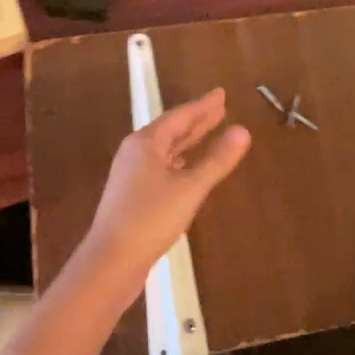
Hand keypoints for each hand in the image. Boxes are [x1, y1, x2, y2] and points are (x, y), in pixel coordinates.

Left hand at [78, 89, 251, 278]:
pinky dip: (179, 161)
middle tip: (220, 107)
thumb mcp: (190, 188)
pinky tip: (188, 168)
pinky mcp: (132, 195)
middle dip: (197, 120)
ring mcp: (131, 174)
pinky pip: (161, 167)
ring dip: (189, 141)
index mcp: (146, 143)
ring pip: (166, 150)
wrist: (111, 261)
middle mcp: (136, 153)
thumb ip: (216, 159)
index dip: (203, 105)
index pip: (180, 116)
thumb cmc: (150, 218)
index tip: (221, 93)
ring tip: (210, 131)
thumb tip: (243, 131)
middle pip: (171, 130)